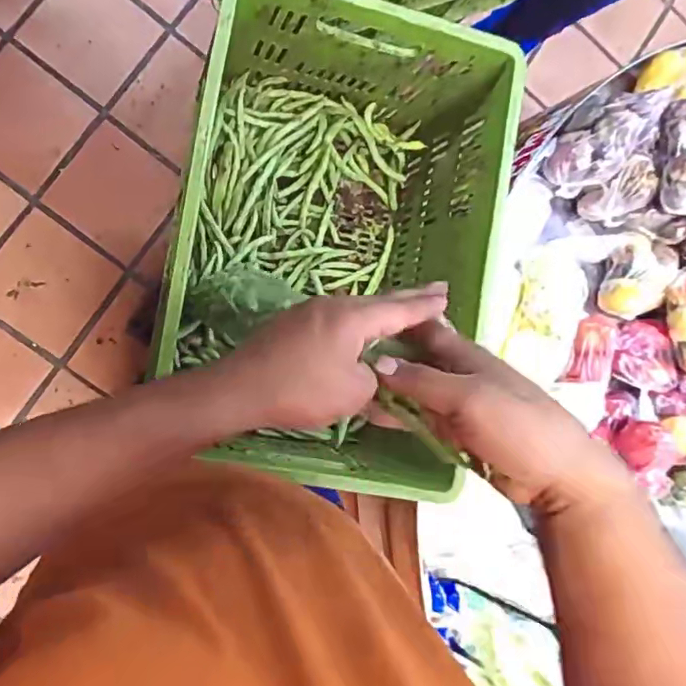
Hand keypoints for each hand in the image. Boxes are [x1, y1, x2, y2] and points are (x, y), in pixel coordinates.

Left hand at [207, 283, 449, 432]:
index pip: (399, 309)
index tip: (446, 295)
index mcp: (353, 317)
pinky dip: (355, 322)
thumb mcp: (352, 395)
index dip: (425, 305)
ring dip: (379, 311)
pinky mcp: (291, 324)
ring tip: (400, 310)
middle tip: (435, 290)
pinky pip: (334, 318)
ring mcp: (307, 311)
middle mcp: (332, 305)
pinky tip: (356, 329)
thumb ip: (377, 387)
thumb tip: (381, 382)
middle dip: (407, 298)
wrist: (239, 388)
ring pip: (354, 309)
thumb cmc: (301, 391)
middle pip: (377, 302)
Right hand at [371, 320, 638, 515]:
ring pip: (413, 389)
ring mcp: (456, 404)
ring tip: (350, 386)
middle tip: (341, 357)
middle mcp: (458, 374)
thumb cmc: (517, 425)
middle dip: (383, 355)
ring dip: (387, 388)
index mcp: (465, 355)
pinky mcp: (455, 432)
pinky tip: (375, 414)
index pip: (425, 328)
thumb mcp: (467, 397)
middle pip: (414, 358)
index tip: (360, 316)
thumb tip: (376, 361)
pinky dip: (399, 414)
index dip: (397, 319)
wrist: (557, 476)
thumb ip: (421, 379)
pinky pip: (420, 417)